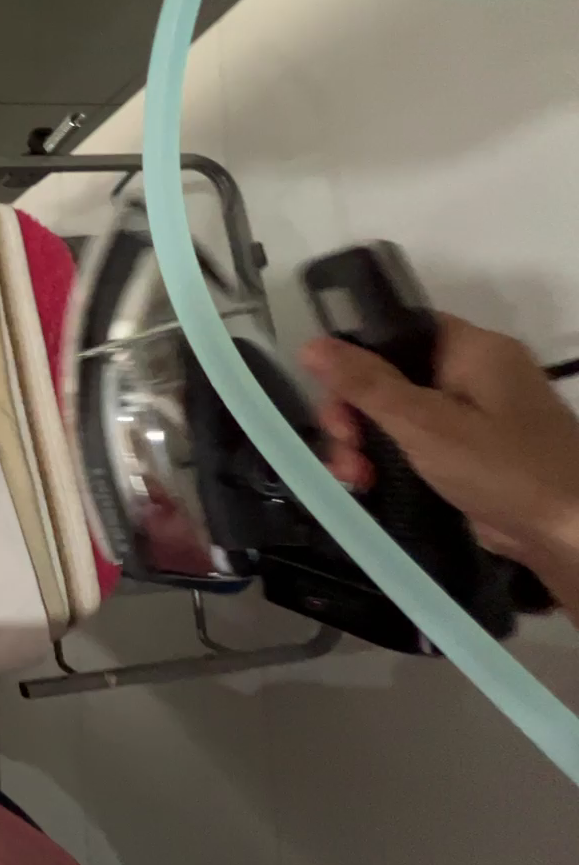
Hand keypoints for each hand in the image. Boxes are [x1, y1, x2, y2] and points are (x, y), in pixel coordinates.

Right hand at [299, 314, 578, 609]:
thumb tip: (311, 344)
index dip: (353, 353)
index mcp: (473, 352)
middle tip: (343, 443)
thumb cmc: (504, 469)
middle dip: (349, 413)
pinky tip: (365, 479)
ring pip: (383, 411)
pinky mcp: (458, 445)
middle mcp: (470, 374)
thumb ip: (364, 383)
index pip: (396, 329)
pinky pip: (399, 437)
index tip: (329, 391)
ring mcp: (465, 411)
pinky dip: (376, 456)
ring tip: (352, 473)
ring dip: (356, 442)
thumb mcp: (422, 423)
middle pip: (380, 375)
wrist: (569, 535)